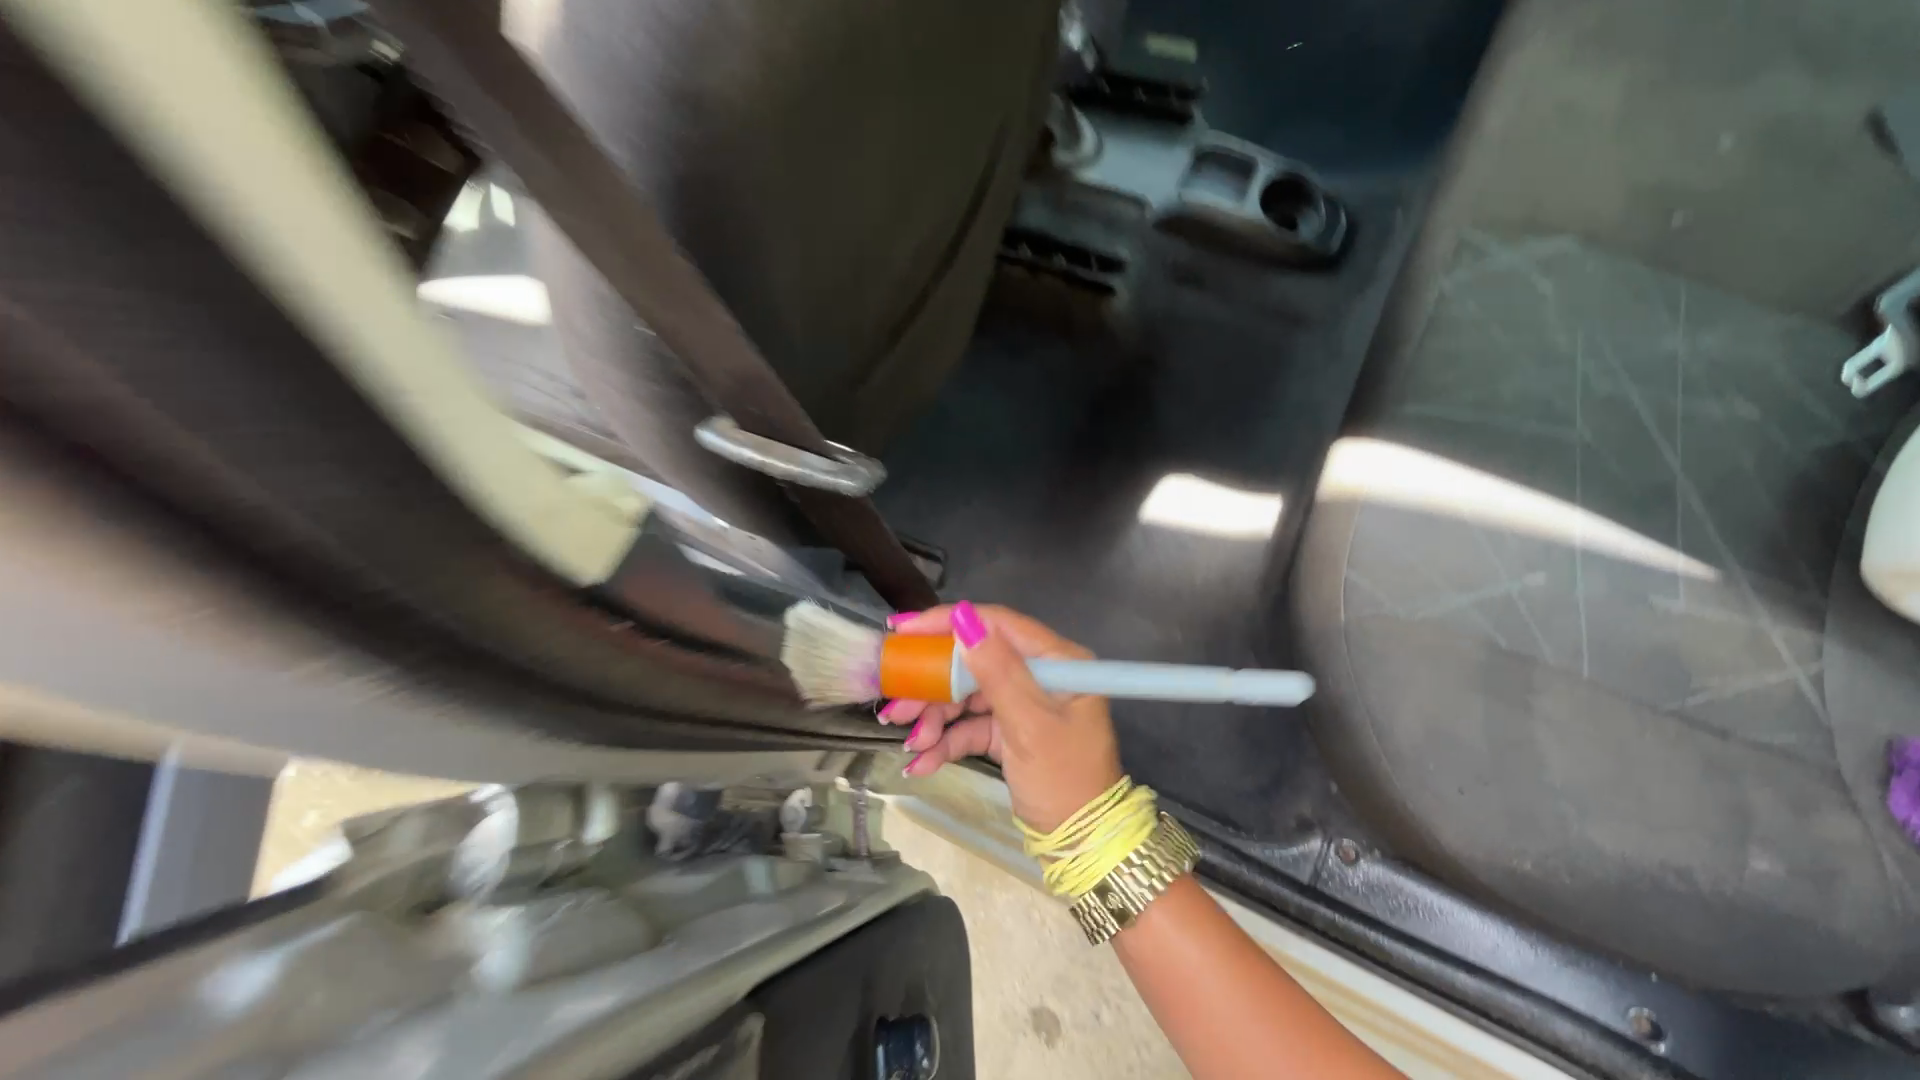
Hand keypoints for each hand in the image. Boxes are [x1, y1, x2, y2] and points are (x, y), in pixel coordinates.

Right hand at [880, 602, 1123, 831]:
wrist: (1082, 845)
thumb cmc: (1064, 779)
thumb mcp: (1031, 725)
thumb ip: (998, 671)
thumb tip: (963, 619)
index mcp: (1057, 661)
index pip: (996, 626)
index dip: (947, 624)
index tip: (903, 631)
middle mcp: (1040, 675)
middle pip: (974, 663)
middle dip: (933, 687)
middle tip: (896, 705)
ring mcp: (1023, 704)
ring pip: (966, 697)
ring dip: (934, 720)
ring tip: (911, 744)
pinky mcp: (1010, 732)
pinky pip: (970, 727)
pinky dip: (946, 742)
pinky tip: (921, 763)